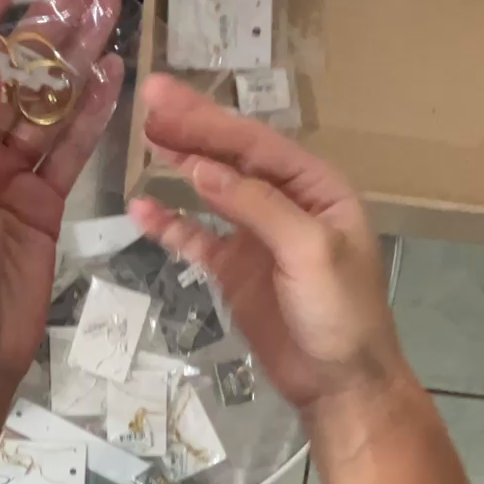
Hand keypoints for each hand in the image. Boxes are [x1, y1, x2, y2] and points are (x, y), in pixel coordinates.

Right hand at [127, 75, 406, 411]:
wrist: (338, 381)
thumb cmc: (340, 312)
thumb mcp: (309, 250)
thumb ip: (256, 206)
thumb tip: (201, 169)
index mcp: (315, 188)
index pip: (255, 145)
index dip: (210, 122)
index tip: (164, 103)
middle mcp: (284, 204)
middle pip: (231, 159)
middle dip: (192, 131)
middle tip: (148, 102)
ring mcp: (255, 239)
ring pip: (211, 194)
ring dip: (180, 169)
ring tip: (144, 141)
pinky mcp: (234, 272)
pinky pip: (198, 241)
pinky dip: (172, 227)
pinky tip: (143, 211)